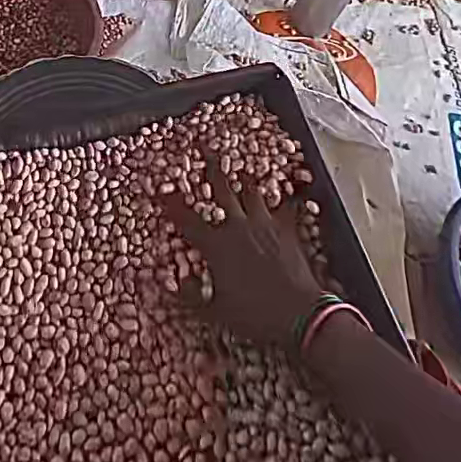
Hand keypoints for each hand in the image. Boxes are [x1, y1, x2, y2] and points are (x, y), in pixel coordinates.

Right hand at [165, 155, 323, 348]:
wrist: (301, 315)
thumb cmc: (255, 315)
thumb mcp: (216, 312)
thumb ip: (189, 297)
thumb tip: (166, 286)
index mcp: (216, 245)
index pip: (186, 219)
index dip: (171, 203)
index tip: (160, 190)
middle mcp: (237, 226)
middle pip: (220, 188)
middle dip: (210, 166)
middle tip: (203, 146)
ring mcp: (263, 224)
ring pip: (250, 191)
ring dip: (244, 179)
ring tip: (241, 169)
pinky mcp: (286, 229)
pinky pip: (284, 207)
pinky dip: (283, 199)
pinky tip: (287, 194)